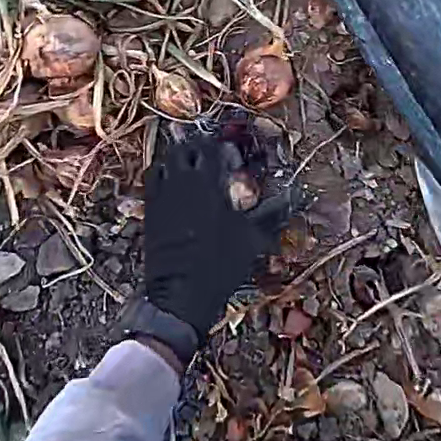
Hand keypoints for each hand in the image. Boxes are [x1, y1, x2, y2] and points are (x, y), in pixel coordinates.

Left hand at [143, 135, 292, 340]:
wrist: (182, 292)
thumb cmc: (221, 262)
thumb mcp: (252, 237)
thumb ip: (270, 213)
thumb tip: (291, 198)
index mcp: (207, 182)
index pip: (210, 149)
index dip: (220, 148)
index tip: (231, 157)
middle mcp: (180, 182)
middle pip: (182, 150)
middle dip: (196, 150)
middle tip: (209, 159)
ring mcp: (161, 196)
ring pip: (162, 163)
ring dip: (175, 162)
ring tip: (189, 171)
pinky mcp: (149, 212)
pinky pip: (151, 184)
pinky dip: (162, 178)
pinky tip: (174, 191)